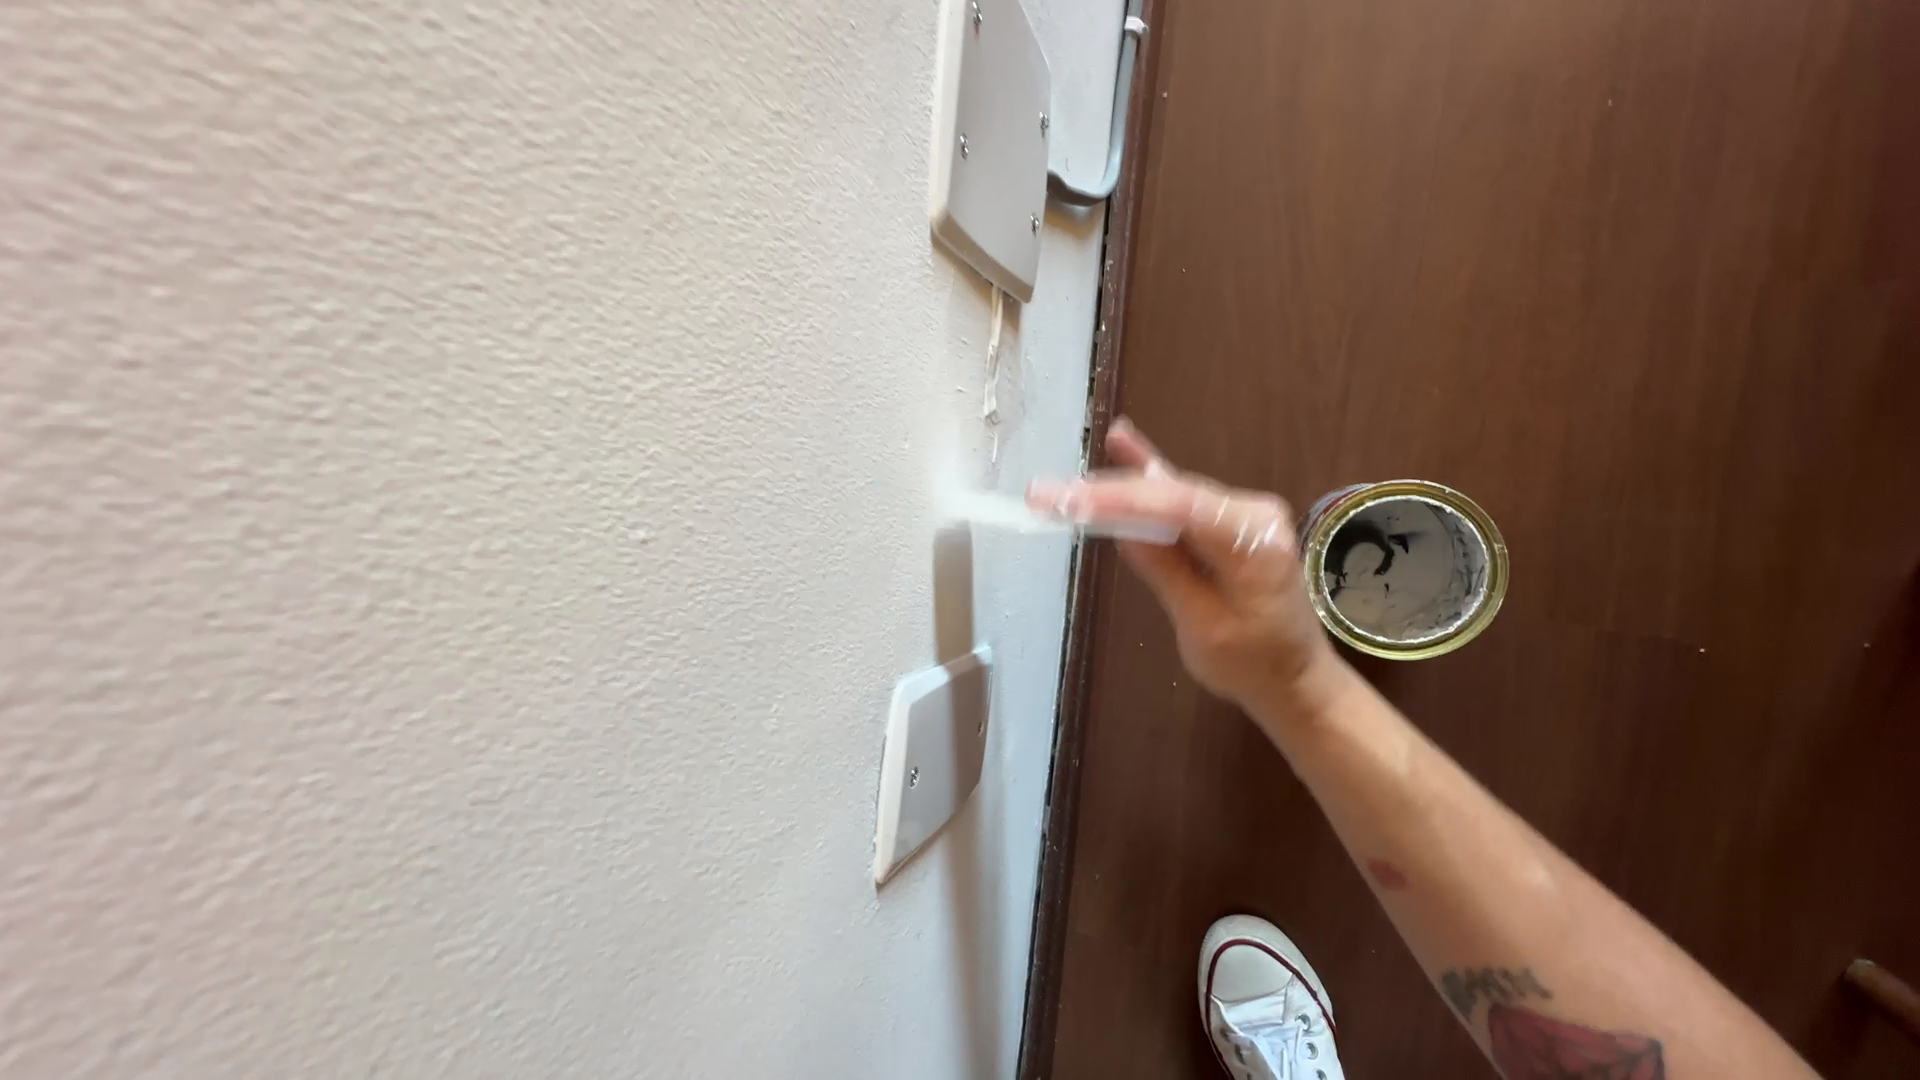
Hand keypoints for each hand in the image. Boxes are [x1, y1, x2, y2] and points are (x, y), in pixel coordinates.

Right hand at [1027, 418, 1341, 713]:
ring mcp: (1242, 513)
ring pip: (1169, 494)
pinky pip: (1181, 498)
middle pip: (1168, 494)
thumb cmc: (1252, 665)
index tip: (1065, 501)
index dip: (1116, 499)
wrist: (1295, 680)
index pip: (1175, 508)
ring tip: (1063, 487)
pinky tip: (1123, 441)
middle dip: (1106, 494)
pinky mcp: (1228, 522)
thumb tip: (1121, 527)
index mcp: (1253, 542)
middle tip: (1046, 495)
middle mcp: (1252, 513)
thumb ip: (1166, 571)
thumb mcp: (1203, 627)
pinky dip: (1148, 476)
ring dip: (1117, 491)